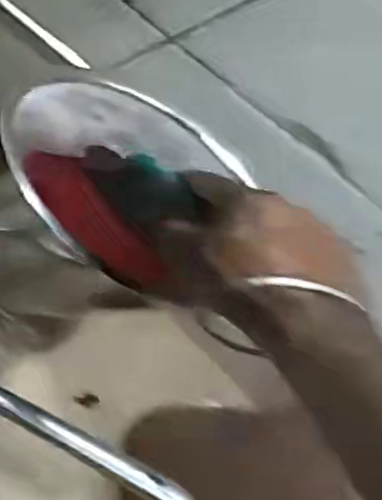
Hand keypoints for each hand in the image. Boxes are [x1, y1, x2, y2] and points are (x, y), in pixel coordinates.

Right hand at [154, 173, 365, 307]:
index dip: (177, 187)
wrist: (304, 319)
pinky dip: (278, 250)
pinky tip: (265, 266)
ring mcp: (321, 231)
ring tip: (234, 250)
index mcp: (246, 196)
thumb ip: (164, 222)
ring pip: (272, 223)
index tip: (161, 198)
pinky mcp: (343, 258)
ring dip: (252, 231)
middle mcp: (288, 205)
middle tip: (198, 228)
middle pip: (242, 202)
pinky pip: (297, 245)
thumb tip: (158, 213)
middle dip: (219, 212)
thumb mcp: (177, 247)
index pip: (201, 180)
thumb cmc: (231, 274)